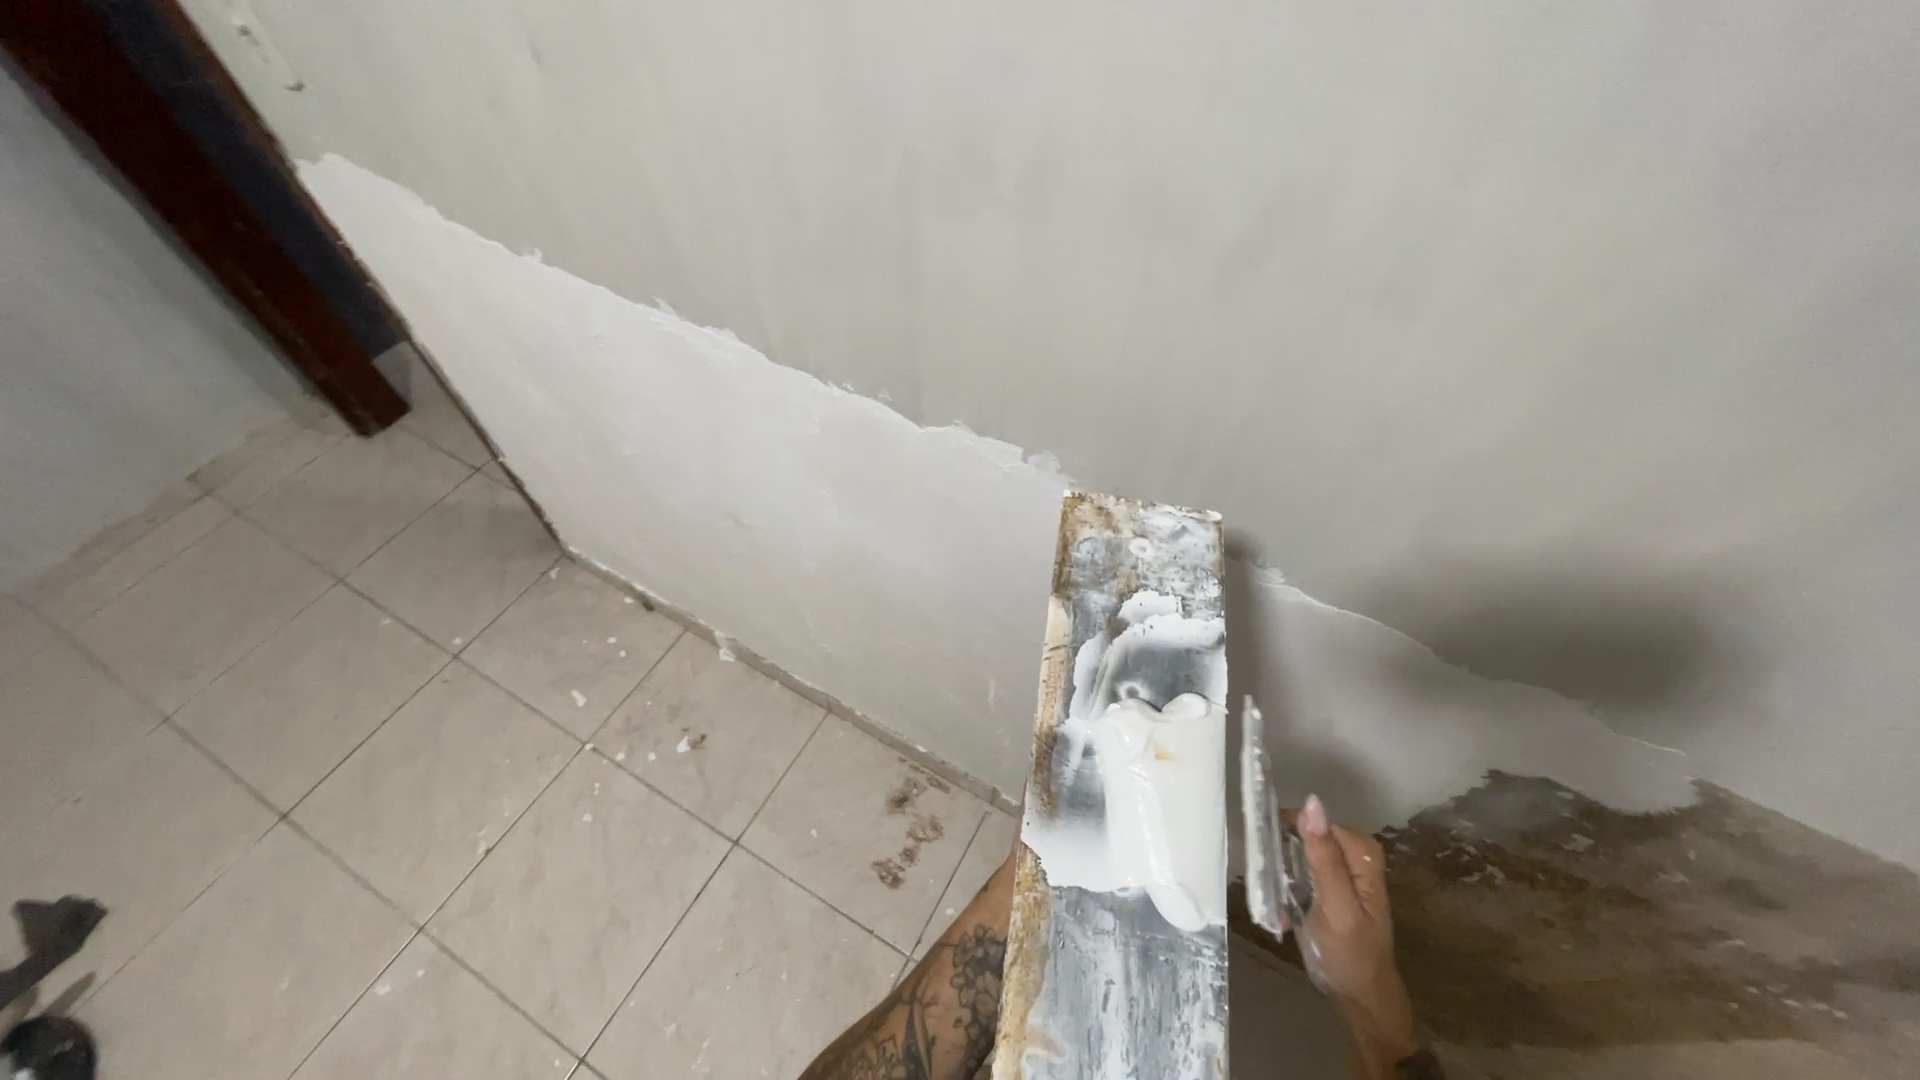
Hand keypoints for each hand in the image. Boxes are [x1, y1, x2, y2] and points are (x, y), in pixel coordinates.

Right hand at [1290, 795, 1417, 1078]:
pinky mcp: (1324, 891)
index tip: (1262, 841)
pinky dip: (1283, 889)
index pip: (1318, 822)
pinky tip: (1279, 911)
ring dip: (1279, 874)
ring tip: (1270, 896)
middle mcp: (1352, 860)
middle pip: (1306, 835)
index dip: (1289, 828)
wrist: (1359, 1001)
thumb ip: (1323, 855)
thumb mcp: (1336, 905)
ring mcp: (1338, 876)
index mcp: (1362, 857)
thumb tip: (1312, 802)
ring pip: (1297, 854)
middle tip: (1264, 876)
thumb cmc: (1351, 955)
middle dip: (1281, 853)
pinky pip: (1296, 875)